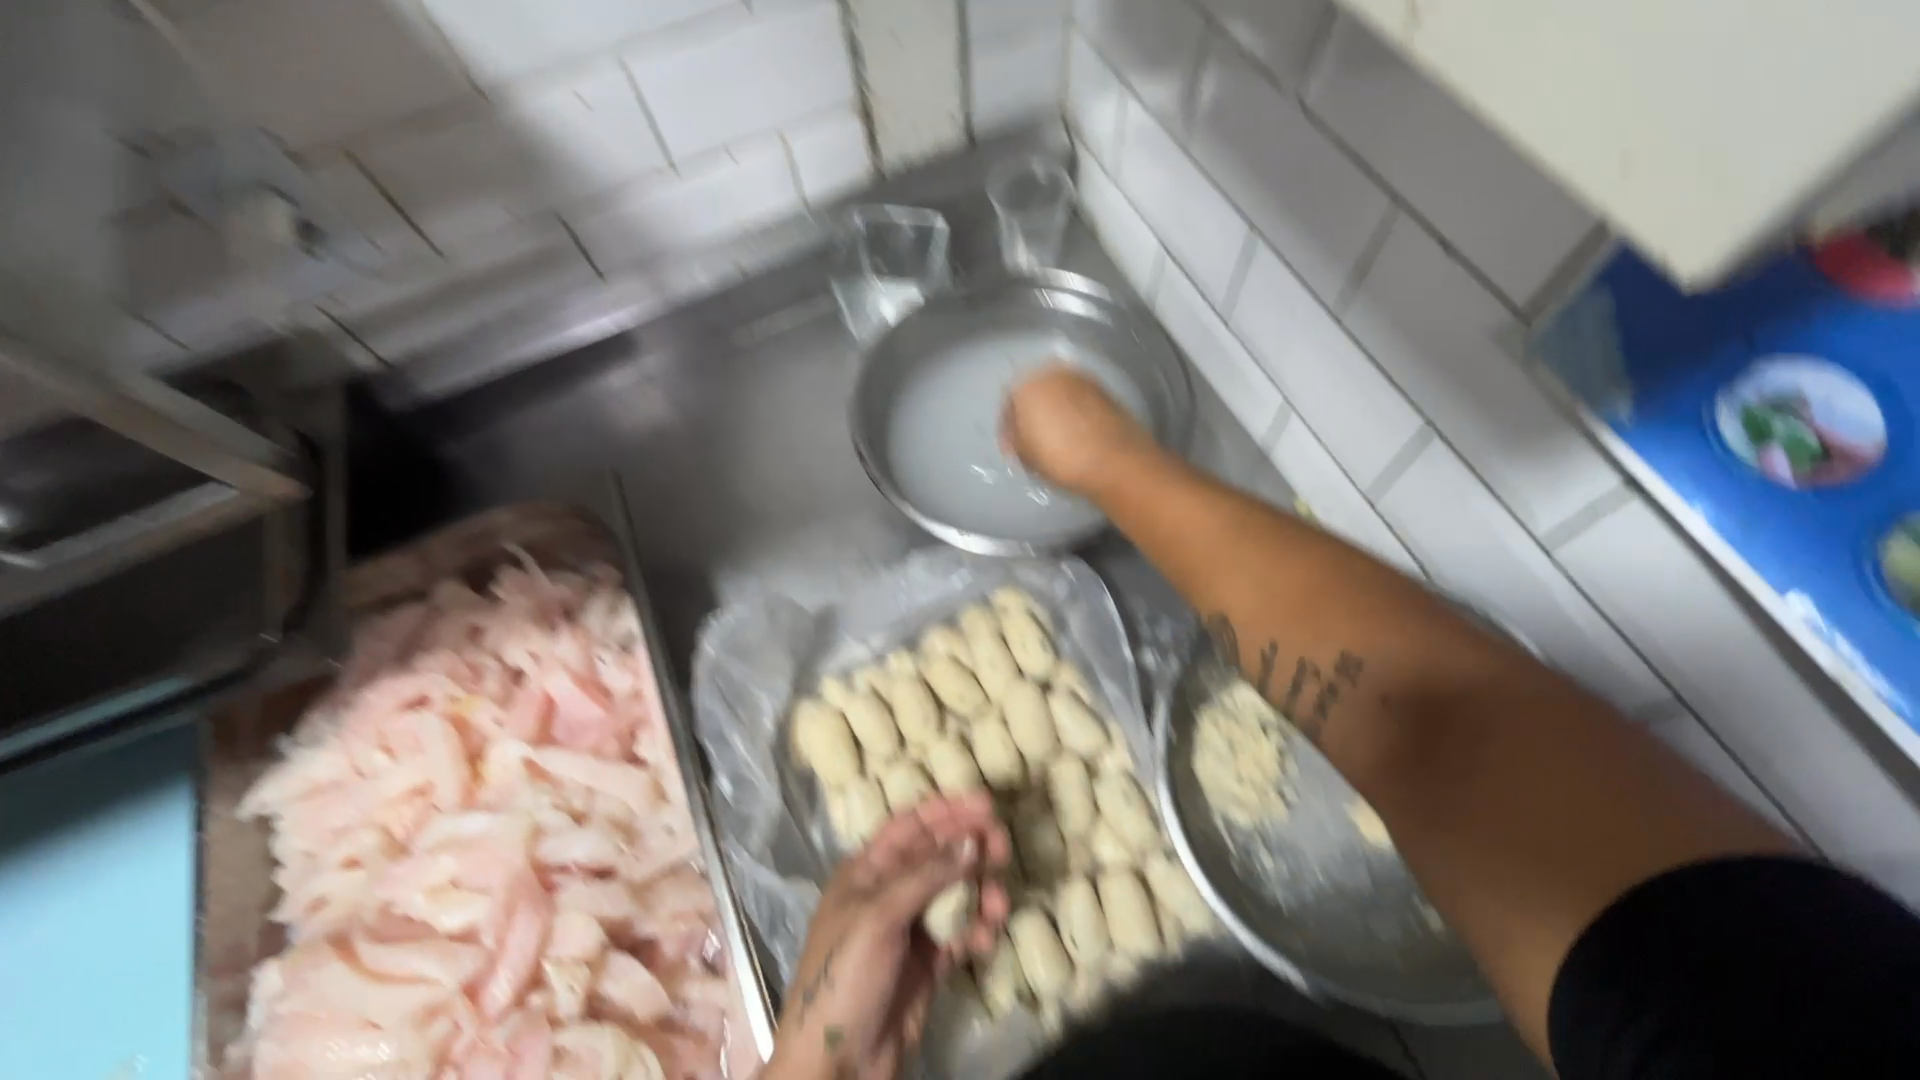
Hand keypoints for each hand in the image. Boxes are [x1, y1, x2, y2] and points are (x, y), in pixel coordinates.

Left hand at [767, 793, 1012, 1079]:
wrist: (836, 1066)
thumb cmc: (844, 978)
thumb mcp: (878, 918)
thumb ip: (927, 876)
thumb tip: (972, 841)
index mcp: (865, 872)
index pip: (909, 827)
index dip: (945, 811)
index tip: (985, 803)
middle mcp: (889, 893)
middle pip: (937, 855)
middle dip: (970, 846)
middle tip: (1002, 845)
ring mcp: (910, 929)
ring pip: (955, 894)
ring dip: (979, 891)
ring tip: (998, 904)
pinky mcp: (929, 963)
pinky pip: (961, 934)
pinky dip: (977, 931)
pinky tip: (985, 938)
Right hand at [1003, 367, 1158, 495]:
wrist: (1116, 461)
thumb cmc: (1061, 459)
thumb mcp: (1025, 456)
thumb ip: (1013, 440)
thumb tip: (1014, 435)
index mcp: (1027, 385)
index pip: (1008, 402)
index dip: (1008, 425)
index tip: (1012, 443)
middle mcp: (1053, 373)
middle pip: (1036, 392)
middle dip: (1033, 412)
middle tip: (1034, 437)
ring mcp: (1083, 379)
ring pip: (1060, 394)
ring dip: (1056, 410)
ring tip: (1058, 436)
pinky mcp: (1106, 390)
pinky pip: (1081, 400)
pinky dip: (1076, 412)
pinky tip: (1078, 432)